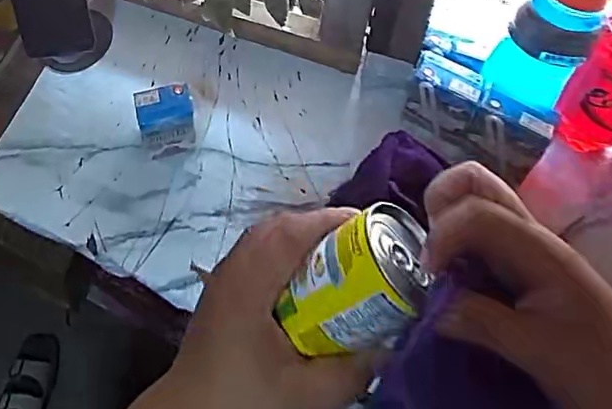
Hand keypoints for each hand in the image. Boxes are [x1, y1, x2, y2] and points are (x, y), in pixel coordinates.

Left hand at [132, 208, 377, 408]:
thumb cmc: (241, 397)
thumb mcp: (302, 394)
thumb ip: (348, 372)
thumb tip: (388, 348)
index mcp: (250, 278)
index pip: (292, 230)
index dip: (329, 220)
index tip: (365, 224)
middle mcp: (235, 263)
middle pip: (279, 225)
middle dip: (319, 225)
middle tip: (357, 241)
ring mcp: (225, 272)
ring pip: (266, 235)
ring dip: (300, 236)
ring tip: (336, 256)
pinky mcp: (222, 286)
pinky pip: (257, 250)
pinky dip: (284, 250)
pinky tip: (302, 278)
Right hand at [422, 162, 611, 408]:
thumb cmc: (601, 373)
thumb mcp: (538, 352)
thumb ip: (481, 321)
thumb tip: (430, 305)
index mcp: (538, 246)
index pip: (476, 211)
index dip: (442, 234)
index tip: (427, 275)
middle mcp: (532, 234)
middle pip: (476, 181)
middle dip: (441, 199)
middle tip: (430, 248)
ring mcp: (531, 247)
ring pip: (479, 200)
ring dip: (448, 216)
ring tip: (439, 261)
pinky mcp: (528, 266)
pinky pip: (485, 231)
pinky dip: (460, 238)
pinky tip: (456, 274)